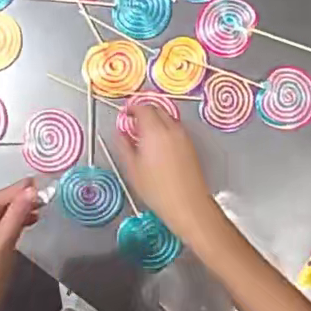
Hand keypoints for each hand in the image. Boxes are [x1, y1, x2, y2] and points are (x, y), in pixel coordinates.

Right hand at [112, 103, 218, 238]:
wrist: (187, 204)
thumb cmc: (157, 190)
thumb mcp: (132, 168)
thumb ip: (124, 145)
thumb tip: (120, 133)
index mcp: (154, 131)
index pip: (143, 108)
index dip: (132, 107)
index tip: (125, 112)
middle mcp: (171, 129)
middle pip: (157, 109)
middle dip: (144, 111)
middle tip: (133, 120)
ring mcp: (183, 137)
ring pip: (168, 118)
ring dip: (156, 120)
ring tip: (144, 133)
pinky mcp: (190, 146)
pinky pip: (176, 129)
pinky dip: (165, 129)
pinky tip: (158, 144)